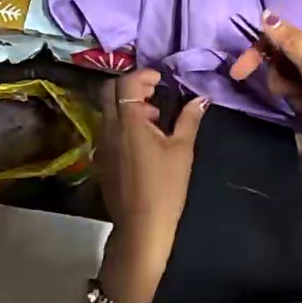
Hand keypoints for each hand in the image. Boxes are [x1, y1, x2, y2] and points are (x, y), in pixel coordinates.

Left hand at [95, 68, 208, 302]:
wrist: (140, 227)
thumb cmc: (165, 187)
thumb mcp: (181, 150)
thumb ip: (189, 119)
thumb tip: (201, 98)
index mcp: (127, 121)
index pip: (126, 82)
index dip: (143, 75)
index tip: (160, 80)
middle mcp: (108, 127)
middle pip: (109, 90)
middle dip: (131, 86)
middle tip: (154, 95)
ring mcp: (100, 142)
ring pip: (106, 109)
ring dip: (126, 105)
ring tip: (153, 120)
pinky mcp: (100, 157)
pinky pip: (106, 128)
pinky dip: (121, 122)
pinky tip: (142, 140)